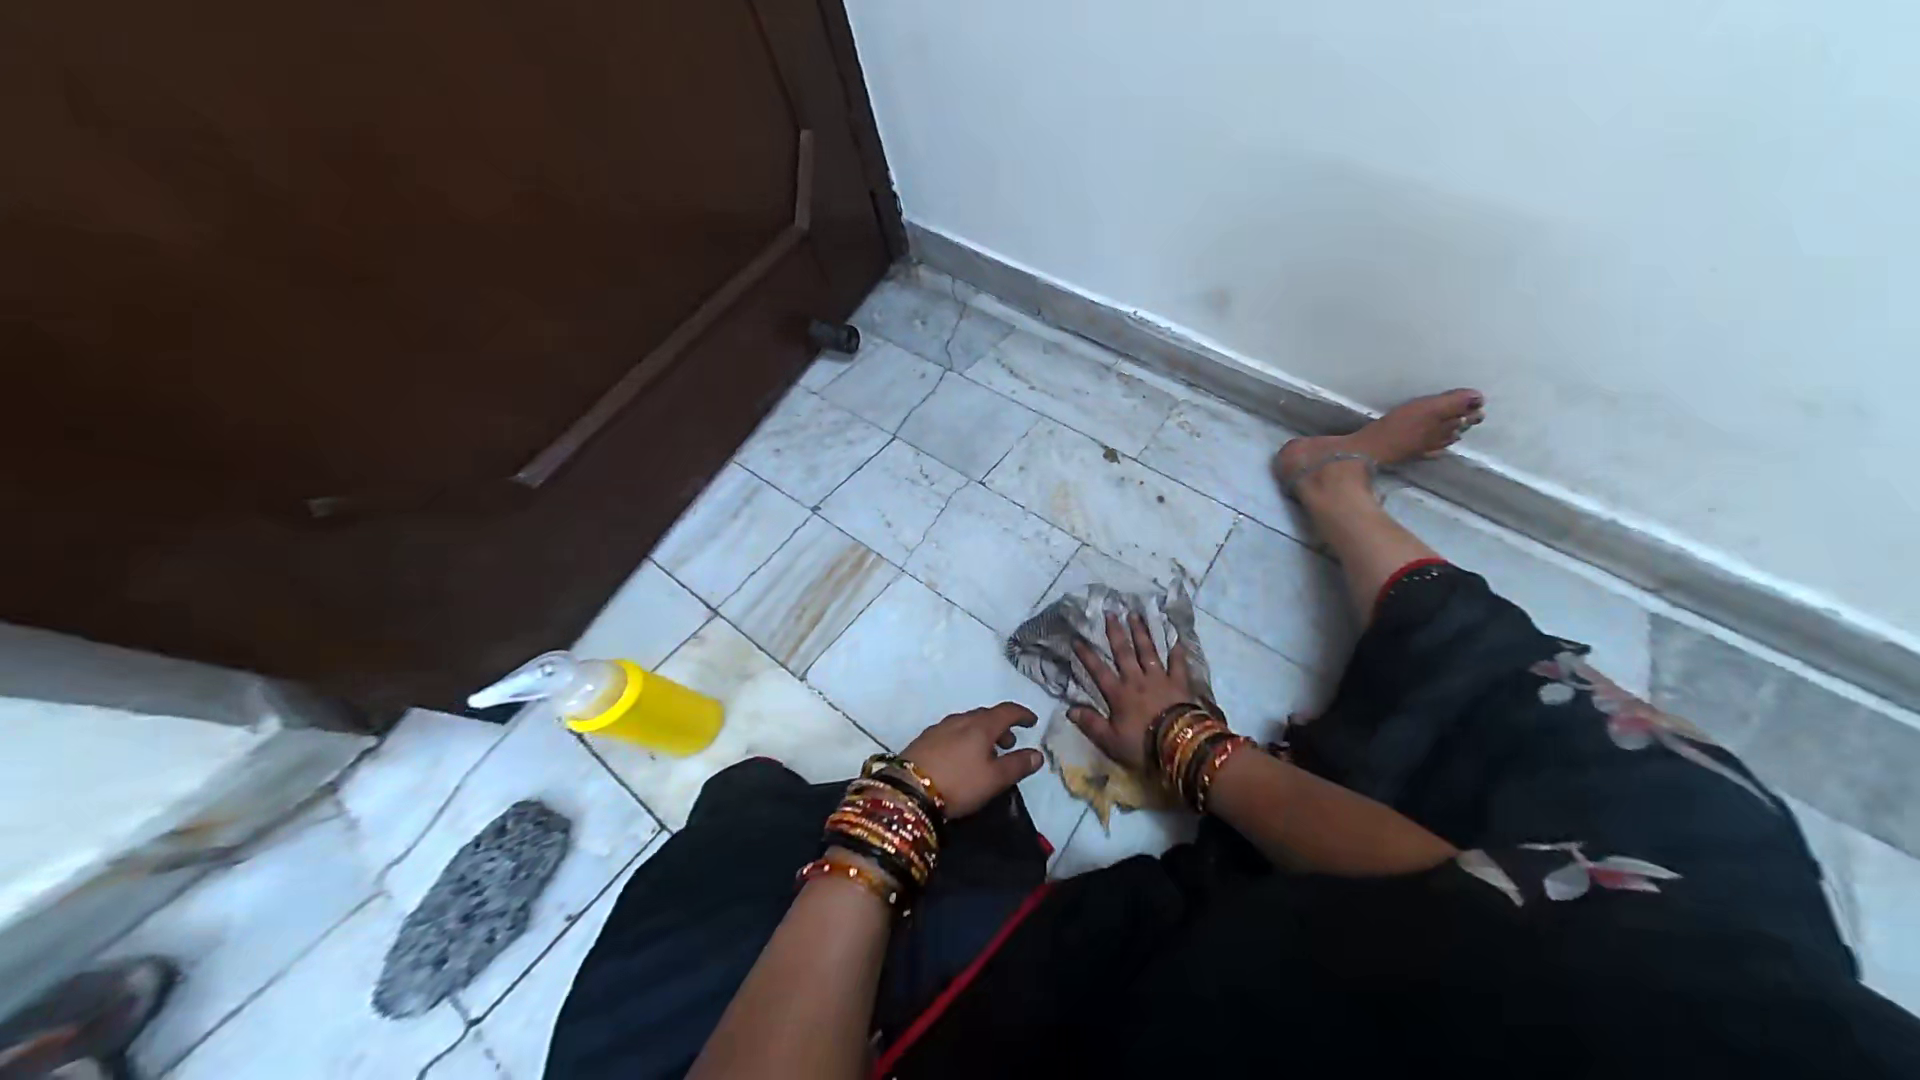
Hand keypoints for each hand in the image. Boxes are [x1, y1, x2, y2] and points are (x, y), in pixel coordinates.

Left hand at [900, 703, 1043, 818]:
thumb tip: (1037, 754)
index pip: (1006, 711)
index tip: (1032, 722)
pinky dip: (965, 738)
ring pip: (968, 723)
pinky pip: (953, 732)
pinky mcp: (924, 740)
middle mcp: (960, 720)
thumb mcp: (994, 779)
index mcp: (980, 725)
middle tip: (1010, 744)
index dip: (1022, 714)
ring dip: (982, 733)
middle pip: (986, 715)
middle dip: (1001, 726)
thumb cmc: (958, 783)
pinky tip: (962, 757)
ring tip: (987, 754)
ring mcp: (939, 728)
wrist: (907, 790)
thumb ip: (1018, 765)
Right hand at [1068, 613, 1198, 772]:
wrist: (1180, 744)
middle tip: (1110, 613)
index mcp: (1119, 693)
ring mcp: (1160, 678)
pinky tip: (1176, 638)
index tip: (1077, 639)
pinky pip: (1178, 663)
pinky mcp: (1180, 682)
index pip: (1098, 671)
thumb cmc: (1143, 744)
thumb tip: (1069, 710)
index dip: (1087, 655)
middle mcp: (1137, 680)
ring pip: (1148, 651)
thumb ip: (1090, 724)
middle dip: (1116, 632)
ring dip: (1141, 633)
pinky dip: (1177, 650)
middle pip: (1124, 653)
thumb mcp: (1111, 740)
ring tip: (1135, 615)